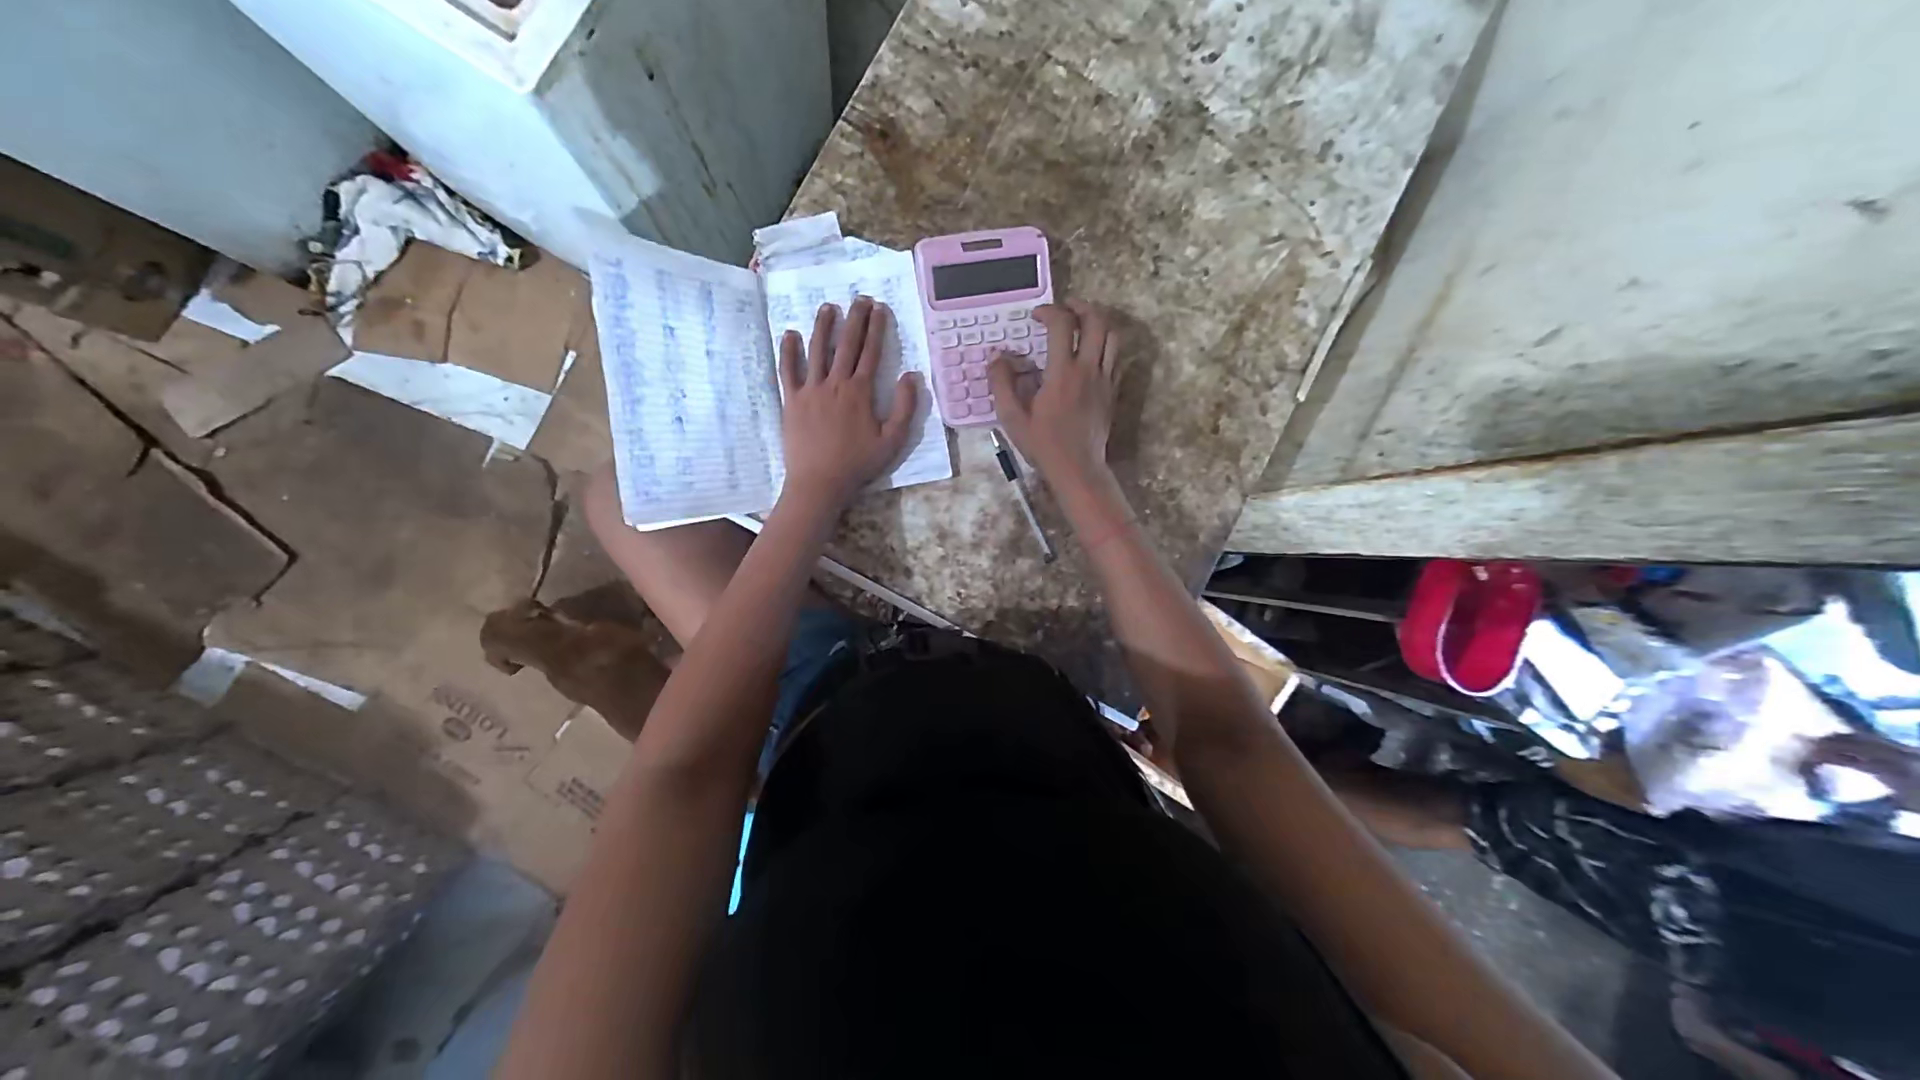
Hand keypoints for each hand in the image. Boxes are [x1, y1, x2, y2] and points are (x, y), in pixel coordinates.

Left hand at [779, 297, 918, 508]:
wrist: (819, 482)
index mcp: (860, 392)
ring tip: (828, 307)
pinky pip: (788, 370)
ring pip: (817, 350)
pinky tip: (790, 334)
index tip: (879, 308)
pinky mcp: (791, 400)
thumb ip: (905, 407)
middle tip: (859, 299)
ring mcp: (810, 390)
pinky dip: (789, 351)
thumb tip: (912, 376)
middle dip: (854, 319)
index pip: (871, 352)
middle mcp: (835, 383)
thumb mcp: (892, 441)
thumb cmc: (858, 464)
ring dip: (823, 327)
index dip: (876, 328)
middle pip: (846, 344)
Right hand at [987, 299, 1120, 492]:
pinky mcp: (1112, 391)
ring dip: (1097, 322)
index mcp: (1062, 373)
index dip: (1049, 311)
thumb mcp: (1012, 418)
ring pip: (1112, 335)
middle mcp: (1088, 370)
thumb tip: (997, 357)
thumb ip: (1001, 384)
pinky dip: (1106, 344)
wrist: (1077, 468)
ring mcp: (1105, 380)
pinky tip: (1091, 351)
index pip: (1062, 325)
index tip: (1036, 316)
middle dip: (1080, 306)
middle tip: (1065, 307)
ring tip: (1081, 323)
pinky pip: (1116, 357)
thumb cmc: (1043, 445)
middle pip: (1096, 321)